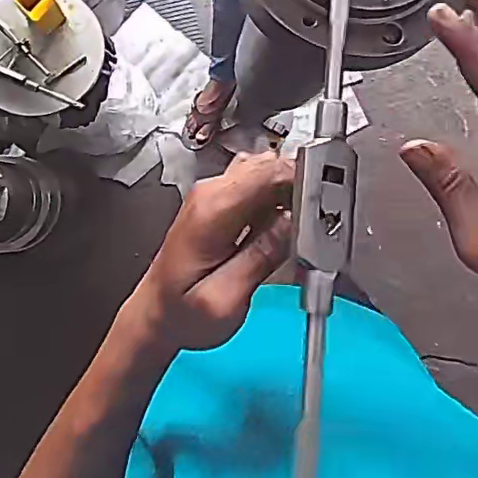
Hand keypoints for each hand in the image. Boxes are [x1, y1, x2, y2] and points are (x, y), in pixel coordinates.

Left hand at [125, 151, 294, 351]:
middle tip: (313, 225)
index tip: (321, 207)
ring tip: (296, 230)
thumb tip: (294, 223)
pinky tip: (278, 228)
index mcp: (211, 211)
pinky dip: (277, 199)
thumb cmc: (183, 312)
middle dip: (299, 187)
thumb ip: (261, 257)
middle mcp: (211, 193)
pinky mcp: (221, 201)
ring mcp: (214, 193)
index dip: (302, 182)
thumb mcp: (225, 299)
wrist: (156, 313)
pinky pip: (258, 185)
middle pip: (270, 165)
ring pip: (266, 171)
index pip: (267, 171)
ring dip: (289, 193)